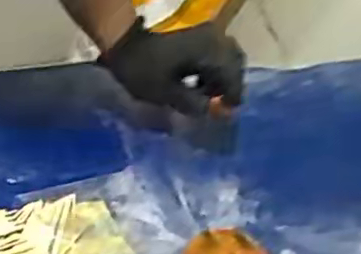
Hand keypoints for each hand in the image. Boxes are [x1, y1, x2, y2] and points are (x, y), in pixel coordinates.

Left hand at [101, 22, 244, 115]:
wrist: (127, 47)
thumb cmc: (142, 72)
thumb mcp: (163, 93)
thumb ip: (188, 102)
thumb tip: (208, 112)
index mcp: (212, 50)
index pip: (231, 72)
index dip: (234, 92)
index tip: (233, 109)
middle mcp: (217, 39)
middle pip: (233, 63)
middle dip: (229, 84)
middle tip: (222, 106)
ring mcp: (209, 35)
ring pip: (225, 58)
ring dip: (219, 78)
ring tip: (207, 100)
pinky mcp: (198, 38)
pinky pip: (214, 55)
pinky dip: (210, 71)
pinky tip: (198, 86)